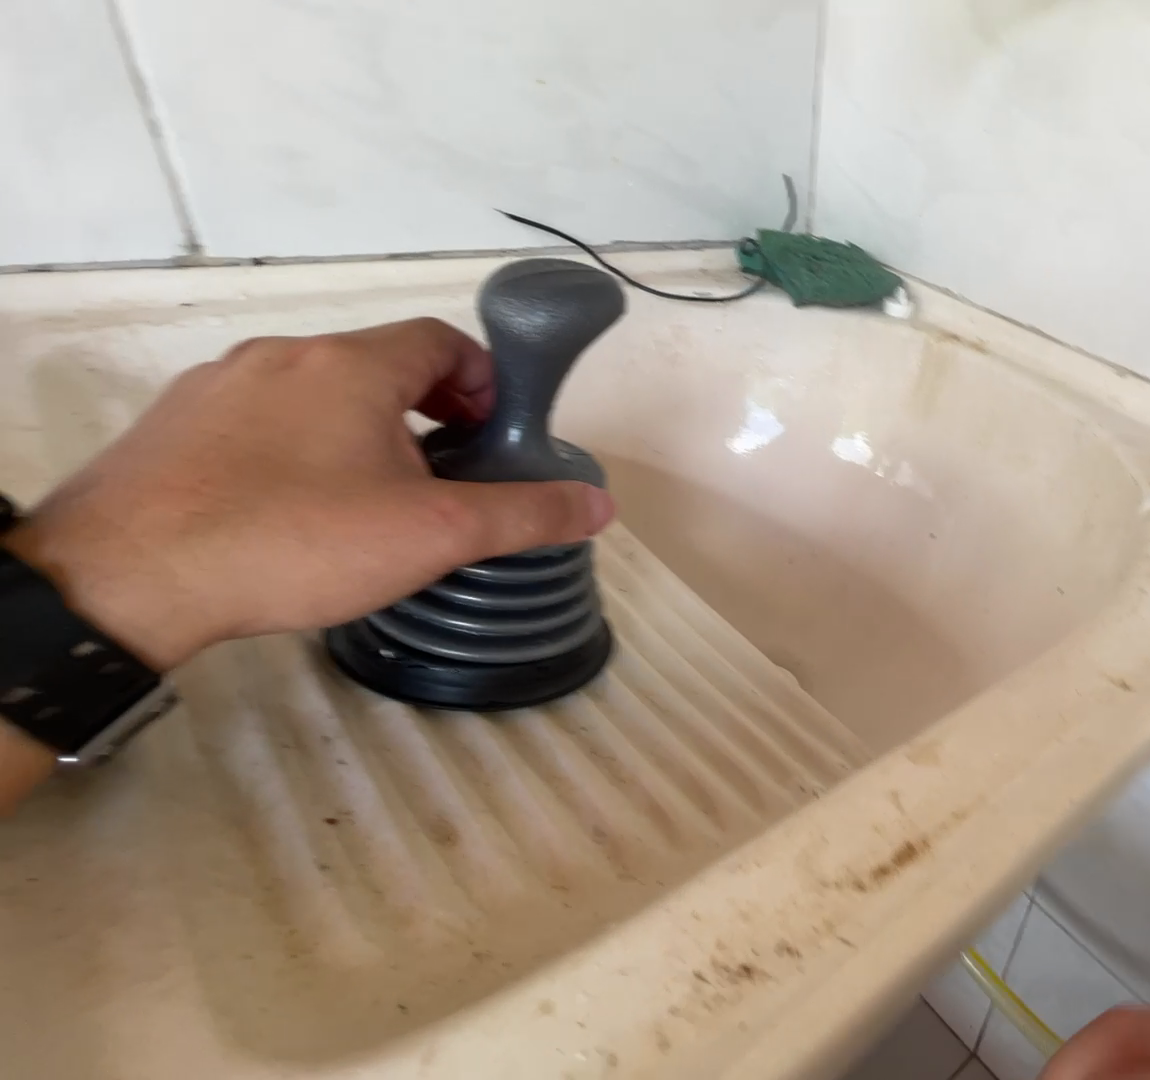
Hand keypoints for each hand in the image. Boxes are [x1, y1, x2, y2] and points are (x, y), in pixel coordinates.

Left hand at [2, 317, 614, 673]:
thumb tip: (603, 505)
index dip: (484, 380)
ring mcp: (218, 390)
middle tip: (455, 472)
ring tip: (388, 495)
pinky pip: (269, 419)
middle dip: (437, 410)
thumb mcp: (439, 531)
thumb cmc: (298, 539)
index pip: (440, 340)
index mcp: (349, 365)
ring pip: (325, 392)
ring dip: (375, 428)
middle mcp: (281, 358)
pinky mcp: (175, 429)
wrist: (116, 585)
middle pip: (385, 364)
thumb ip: (530, 513)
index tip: (496, 436)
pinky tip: (311, 509)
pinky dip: (311, 445)